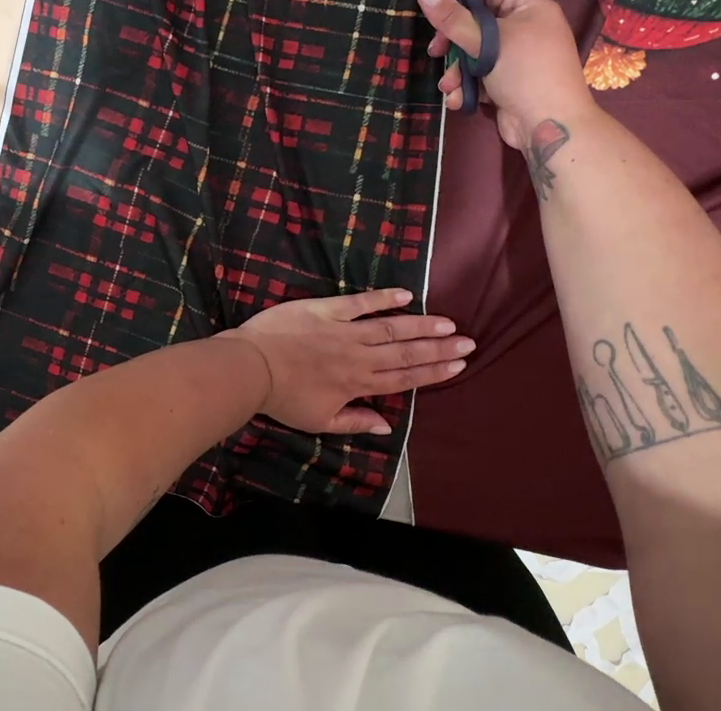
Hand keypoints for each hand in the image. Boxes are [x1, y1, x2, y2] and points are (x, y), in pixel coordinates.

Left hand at [217, 288, 473, 435]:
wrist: (252, 368)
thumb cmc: (283, 398)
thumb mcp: (319, 421)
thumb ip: (355, 422)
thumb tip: (386, 426)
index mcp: (358, 385)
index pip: (404, 378)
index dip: (433, 371)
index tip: (459, 365)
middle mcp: (359, 357)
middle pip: (406, 352)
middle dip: (439, 348)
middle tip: (468, 342)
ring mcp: (344, 331)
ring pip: (391, 327)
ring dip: (421, 325)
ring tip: (447, 323)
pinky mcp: (327, 310)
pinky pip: (360, 303)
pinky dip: (383, 298)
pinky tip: (405, 294)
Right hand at [414, 0, 595, 150]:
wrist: (550, 126)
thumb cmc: (524, 72)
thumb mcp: (485, 42)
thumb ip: (452, 17)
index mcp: (531, 10)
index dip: (463, 3)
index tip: (439, 18)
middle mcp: (527, 31)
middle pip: (478, 28)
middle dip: (454, 46)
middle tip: (436, 53)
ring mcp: (519, 60)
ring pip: (476, 57)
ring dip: (457, 72)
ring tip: (449, 86)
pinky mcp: (510, 85)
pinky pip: (482, 79)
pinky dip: (468, 88)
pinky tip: (459, 100)